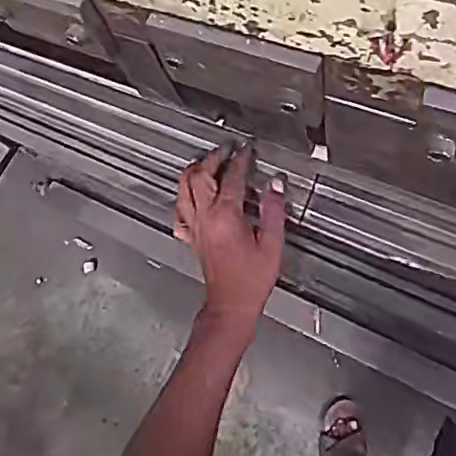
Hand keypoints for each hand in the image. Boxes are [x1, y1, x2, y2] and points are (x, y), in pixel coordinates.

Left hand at [174, 143, 285, 329]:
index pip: (232, 178)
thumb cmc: (250, 281)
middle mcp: (205, 219)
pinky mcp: (191, 237)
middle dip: (212, 158)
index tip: (247, 150)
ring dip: (193, 172)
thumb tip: (274, 186)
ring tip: (204, 162)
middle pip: (199, 176)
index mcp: (225, 217)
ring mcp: (195, 227)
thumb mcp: (272, 244)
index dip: (241, 160)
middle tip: (225, 149)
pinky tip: (190, 196)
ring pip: (183, 189)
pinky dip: (183, 198)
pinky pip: (180, 211)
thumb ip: (273, 211)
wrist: (231, 305)